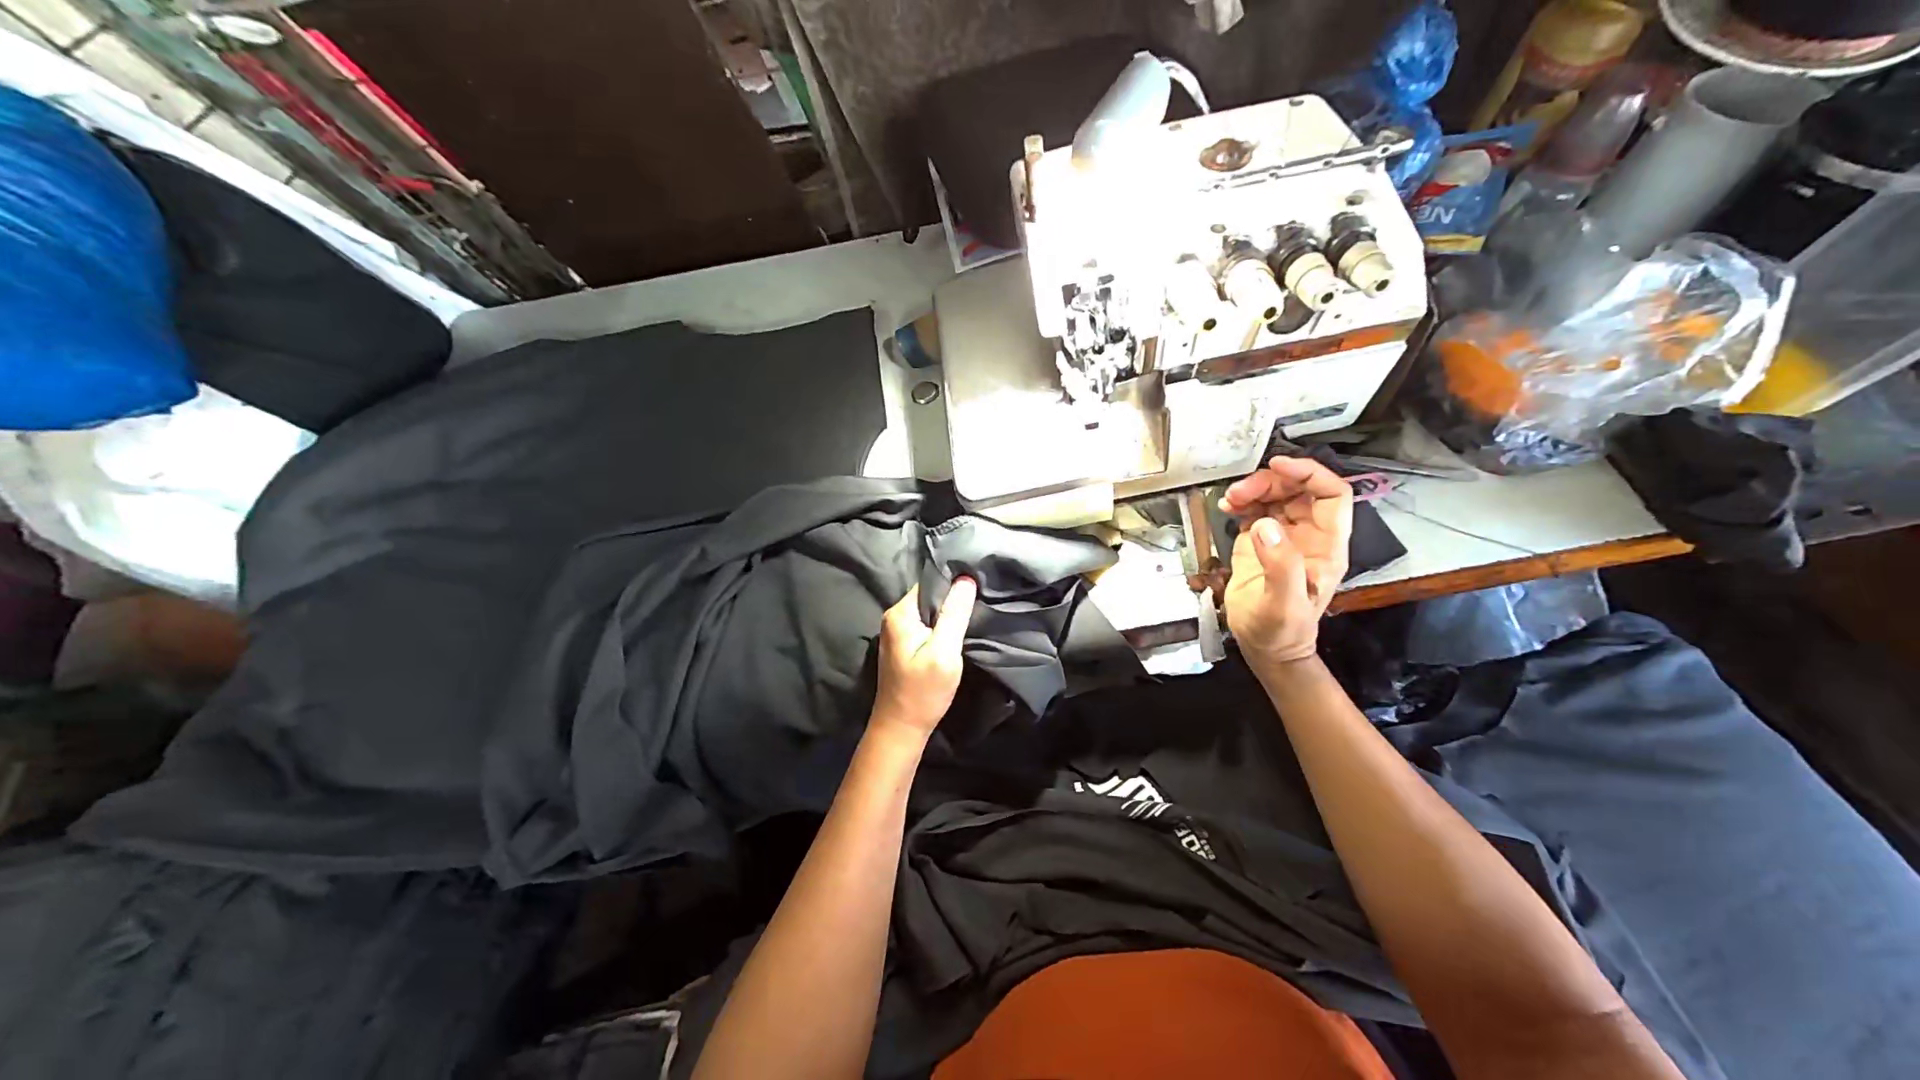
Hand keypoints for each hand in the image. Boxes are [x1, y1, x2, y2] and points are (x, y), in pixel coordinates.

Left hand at [872, 579, 977, 737]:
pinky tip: (956, 634)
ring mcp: (897, 632)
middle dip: (952, 599)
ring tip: (972, 616)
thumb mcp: (944, 652)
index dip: (954, 583)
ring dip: (948, 615)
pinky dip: (941, 628)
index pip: (930, 583)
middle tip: (979, 603)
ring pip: (929, 612)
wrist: (901, 729)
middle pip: (930, 596)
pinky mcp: (904, 646)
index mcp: (900, 613)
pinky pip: (926, 626)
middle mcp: (894, 617)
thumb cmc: (923, 692)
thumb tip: (965, 579)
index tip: (978, 585)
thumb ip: (954, 615)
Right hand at [1218, 457, 1353, 668]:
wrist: (1265, 648)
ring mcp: (1284, 537)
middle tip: (1240, 492)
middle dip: (1271, 482)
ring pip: (1276, 495)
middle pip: (1299, 489)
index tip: (1278, 466)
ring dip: (1253, 490)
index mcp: (1326, 546)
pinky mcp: (1260, 541)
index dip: (1310, 474)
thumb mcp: (1284, 604)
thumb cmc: (1281, 631)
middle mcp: (1308, 535)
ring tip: (1230, 500)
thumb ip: (1280, 565)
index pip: (1332, 495)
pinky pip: (1255, 509)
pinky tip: (1227, 507)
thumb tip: (1265, 525)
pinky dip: (1241, 502)